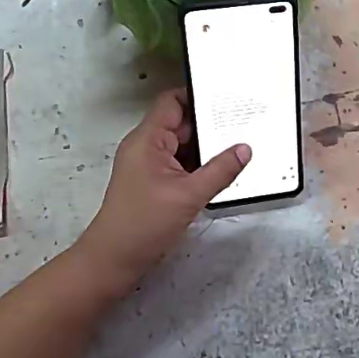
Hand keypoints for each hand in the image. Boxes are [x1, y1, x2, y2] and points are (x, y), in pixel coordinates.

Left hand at [76, 90, 249, 285]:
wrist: (113, 261)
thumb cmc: (144, 224)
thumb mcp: (189, 196)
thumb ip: (221, 170)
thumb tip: (245, 148)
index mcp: (147, 139)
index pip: (172, 102)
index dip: (198, 96)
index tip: (227, 98)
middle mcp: (146, 146)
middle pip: (180, 123)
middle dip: (209, 124)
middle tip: (243, 123)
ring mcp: (148, 164)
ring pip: (181, 145)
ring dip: (205, 148)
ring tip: (238, 144)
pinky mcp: (153, 181)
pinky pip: (179, 163)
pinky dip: (198, 165)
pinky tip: (221, 170)